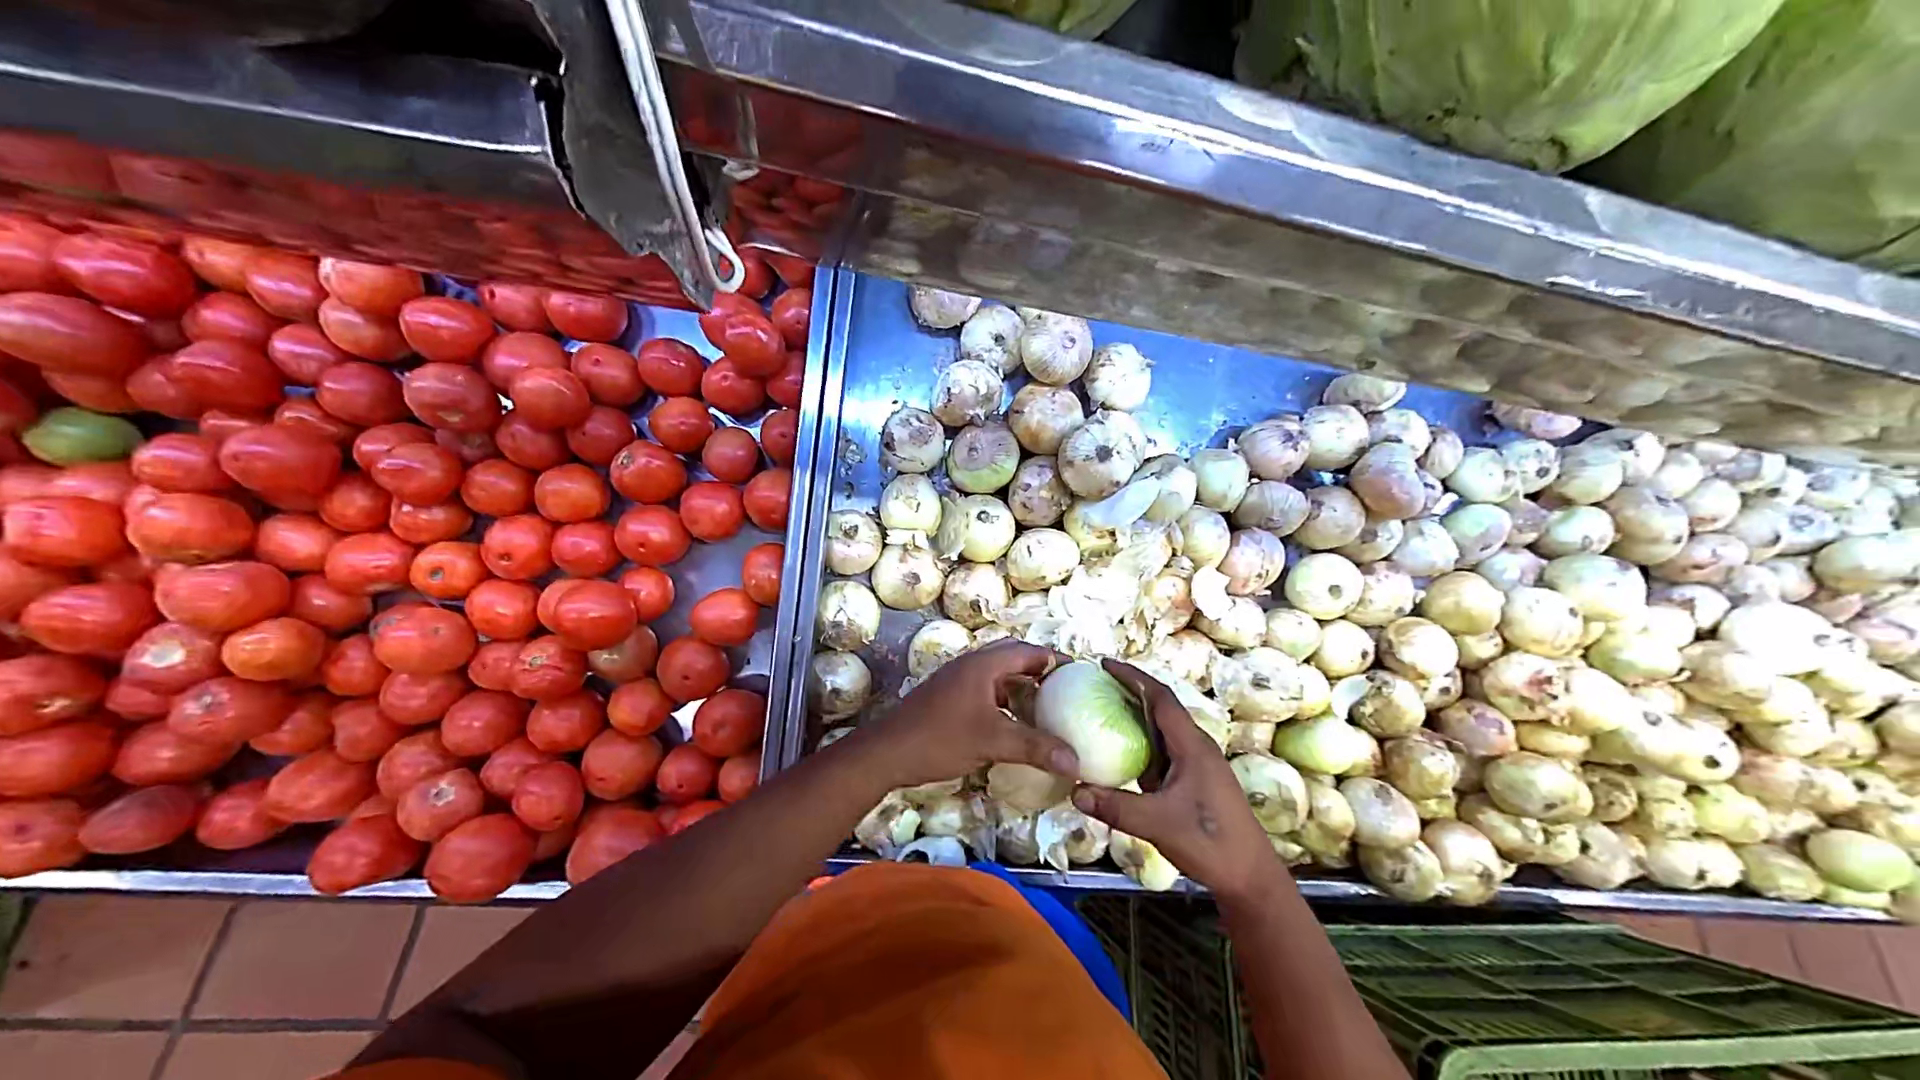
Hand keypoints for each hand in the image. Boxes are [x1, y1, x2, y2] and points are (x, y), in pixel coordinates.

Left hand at [856, 640, 1078, 789]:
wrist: (887, 753)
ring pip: (998, 675)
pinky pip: (986, 690)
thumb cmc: (940, 739)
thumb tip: (1076, 761)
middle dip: (1040, 671)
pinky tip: (1014, 723)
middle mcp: (971, 665)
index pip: (1028, 650)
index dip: (1056, 660)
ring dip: (1021, 687)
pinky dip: (1005, 701)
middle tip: (1066, 690)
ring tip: (1047, 707)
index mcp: (983, 664)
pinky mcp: (948, 698)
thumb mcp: (992, 741)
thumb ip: (1035, 748)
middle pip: (1014, 658)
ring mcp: (957, 681)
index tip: (1081, 675)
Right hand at [1073, 660, 1284, 903]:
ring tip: (1103, 713)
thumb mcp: (1158, 824)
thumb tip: (1074, 790)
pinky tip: (1120, 756)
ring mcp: (1198, 766)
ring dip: (1135, 718)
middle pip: (1161, 708)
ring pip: (1162, 731)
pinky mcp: (1196, 783)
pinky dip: (1141, 745)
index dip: (1133, 677)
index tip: (1105, 664)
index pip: (1160, 697)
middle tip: (1097, 685)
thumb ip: (1116, 806)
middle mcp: (1196, 748)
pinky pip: (1163, 753)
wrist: (1252, 878)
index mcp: (1192, 746)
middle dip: (1131, 691)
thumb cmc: (1212, 843)